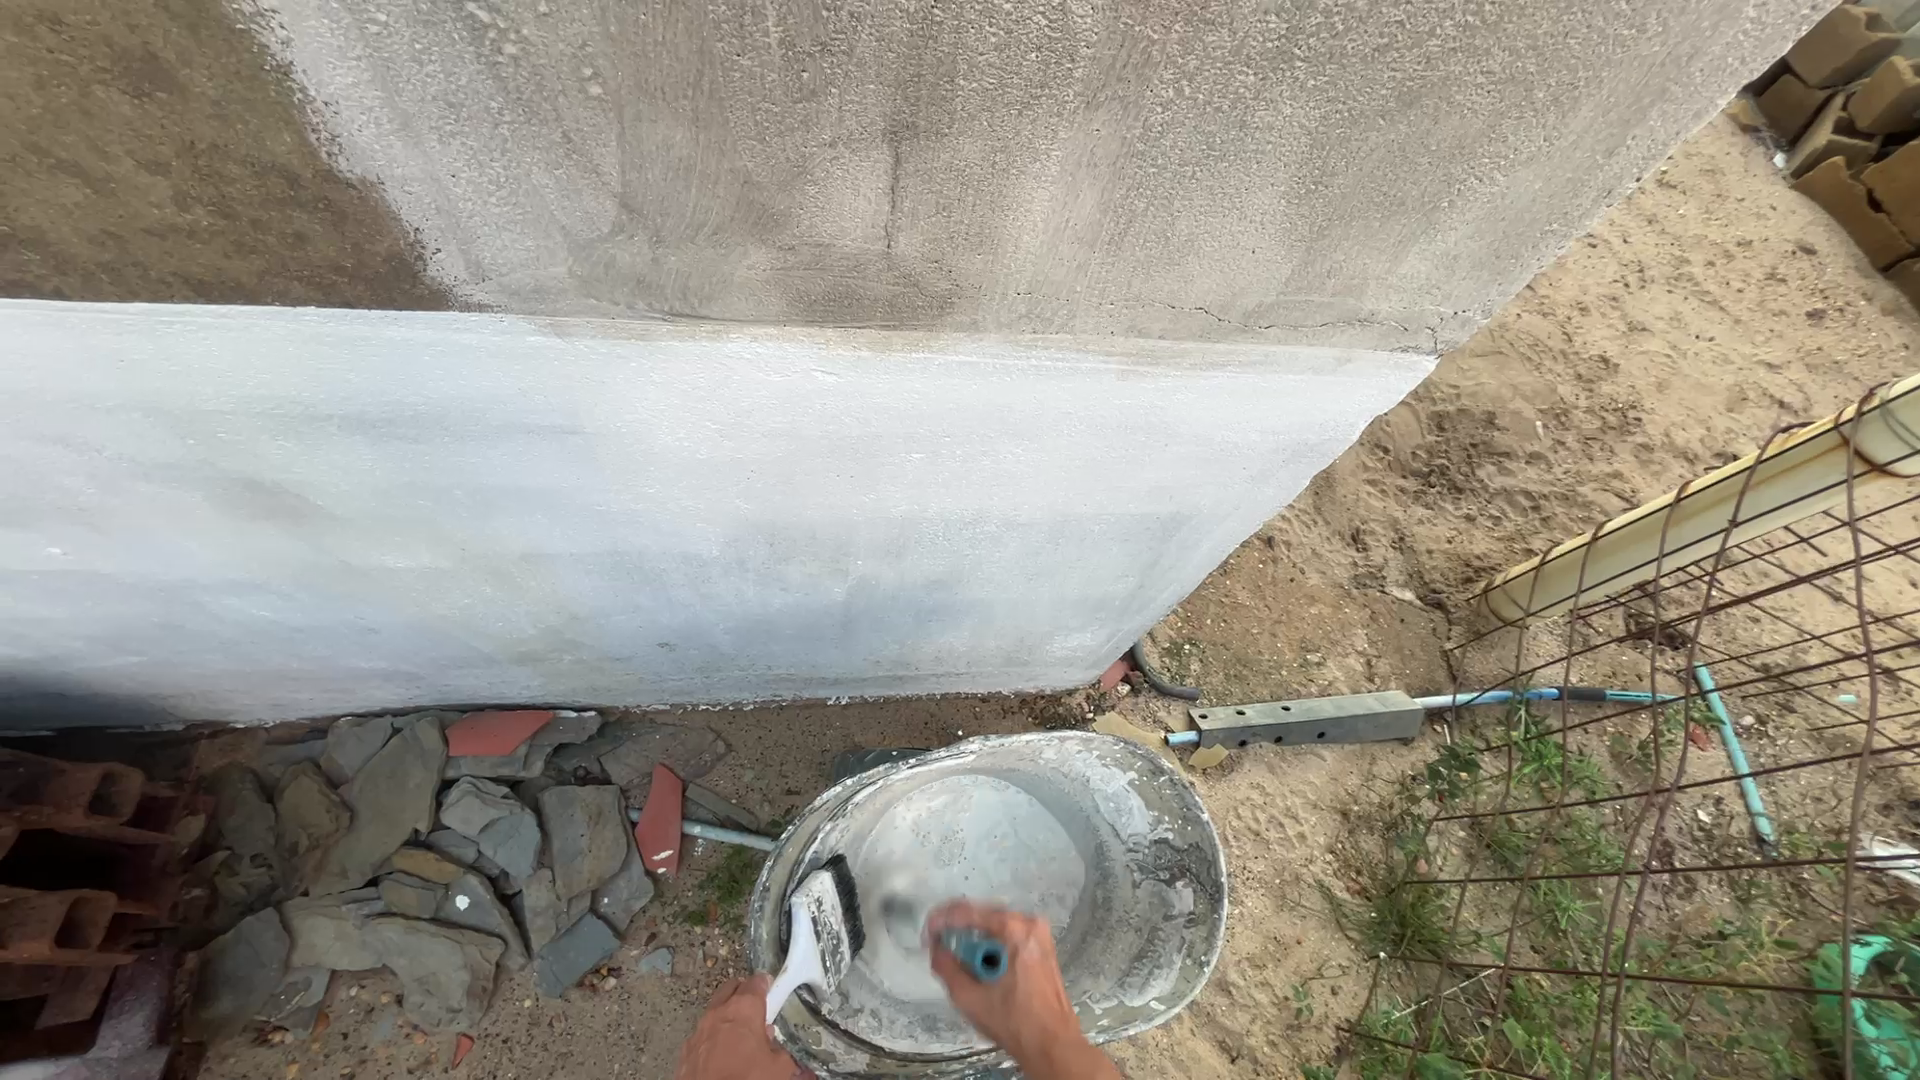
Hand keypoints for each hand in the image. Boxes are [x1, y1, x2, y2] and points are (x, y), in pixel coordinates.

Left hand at [673, 973, 812, 1079]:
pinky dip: (711, 1037)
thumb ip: (779, 1050)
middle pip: (732, 988)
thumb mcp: (778, 1067)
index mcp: (745, 1008)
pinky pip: (702, 1034)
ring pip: (715, 1010)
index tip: (771, 990)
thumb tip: (778, 1052)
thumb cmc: (746, 1079)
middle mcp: (720, 1012)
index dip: (766, 985)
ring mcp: (699, 1030)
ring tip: (737, 1034)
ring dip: (726, 1015)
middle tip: (754, 1008)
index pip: (757, 982)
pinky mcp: (686, 1050)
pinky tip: (719, 1052)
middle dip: (743, 993)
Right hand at [926, 901, 1119, 1079]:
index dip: (941, 920)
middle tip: (939, 948)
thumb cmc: (1015, 1022)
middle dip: (958, 931)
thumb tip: (936, 949)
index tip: (927, 935)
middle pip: (983, 915)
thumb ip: (947, 968)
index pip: (968, 912)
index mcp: (1015, 929)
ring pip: (994, 926)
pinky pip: (1008, 935)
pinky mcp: (1042, 945)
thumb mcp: (970, 998)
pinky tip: (981, 965)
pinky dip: (990, 946)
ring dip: (974, 941)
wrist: (1054, 1046)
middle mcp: (1029, 922)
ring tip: (960, 962)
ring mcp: (1039, 932)